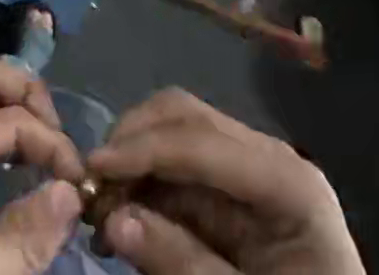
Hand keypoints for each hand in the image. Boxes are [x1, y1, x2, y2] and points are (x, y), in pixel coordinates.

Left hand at [0, 58, 86, 274]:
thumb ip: (24, 234)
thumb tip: (72, 192)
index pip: (12, 118)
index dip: (53, 144)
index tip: (81, 190)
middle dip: (33, 100)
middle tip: (62, 150)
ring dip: (25, 113)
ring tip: (54, 159)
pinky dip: (13, 131)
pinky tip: (31, 167)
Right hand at [88, 89, 364, 274]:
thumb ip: (182, 263)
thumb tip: (111, 220)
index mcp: (287, 182)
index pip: (201, 140)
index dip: (142, 148)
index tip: (91, 169)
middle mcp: (267, 158)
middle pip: (184, 117)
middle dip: (131, 143)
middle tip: (90, 185)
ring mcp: (248, 169)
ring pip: (171, 132)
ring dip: (130, 161)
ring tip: (99, 206)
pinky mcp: (230, 189)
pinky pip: (174, 169)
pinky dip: (141, 184)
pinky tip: (119, 215)